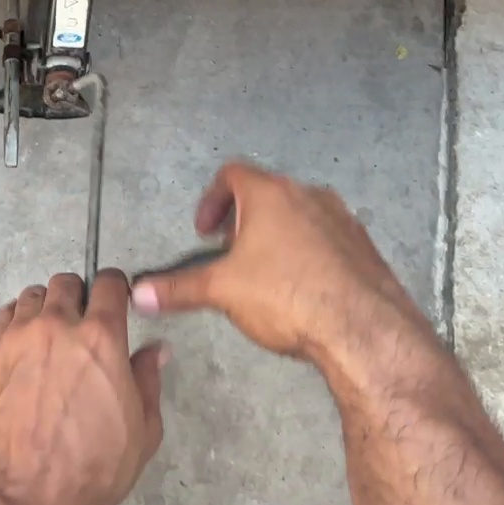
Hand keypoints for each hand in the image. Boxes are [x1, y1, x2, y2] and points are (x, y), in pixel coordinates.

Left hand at [0, 271, 168, 504]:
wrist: (30, 493)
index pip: (108, 283)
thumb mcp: (143, 428)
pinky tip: (23, 343)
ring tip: (50, 333)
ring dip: (45, 307)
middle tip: (81, 321)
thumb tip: (156, 349)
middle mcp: (57, 324)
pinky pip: (4, 315)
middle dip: (78, 296)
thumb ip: (147, 378)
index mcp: (101, 337)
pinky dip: (17, 320)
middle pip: (65, 283)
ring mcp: (19, 336)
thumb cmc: (96, 466)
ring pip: (33, 295)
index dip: (115, 288)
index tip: (115, 299)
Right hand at [130, 162, 427, 360]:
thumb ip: (177, 289)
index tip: (204, 232)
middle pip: (266, 194)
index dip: (210, 199)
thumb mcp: (221, 290)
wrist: (365, 330)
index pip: (232, 174)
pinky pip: (327, 238)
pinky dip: (308, 252)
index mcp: (270, 194)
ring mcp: (344, 220)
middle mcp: (309, 196)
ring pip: (299, 215)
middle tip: (229, 255)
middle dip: (242, 221)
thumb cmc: (284, 294)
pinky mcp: (366, 248)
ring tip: (265, 274)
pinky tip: (303, 290)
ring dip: (277, 235)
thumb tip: (137, 295)